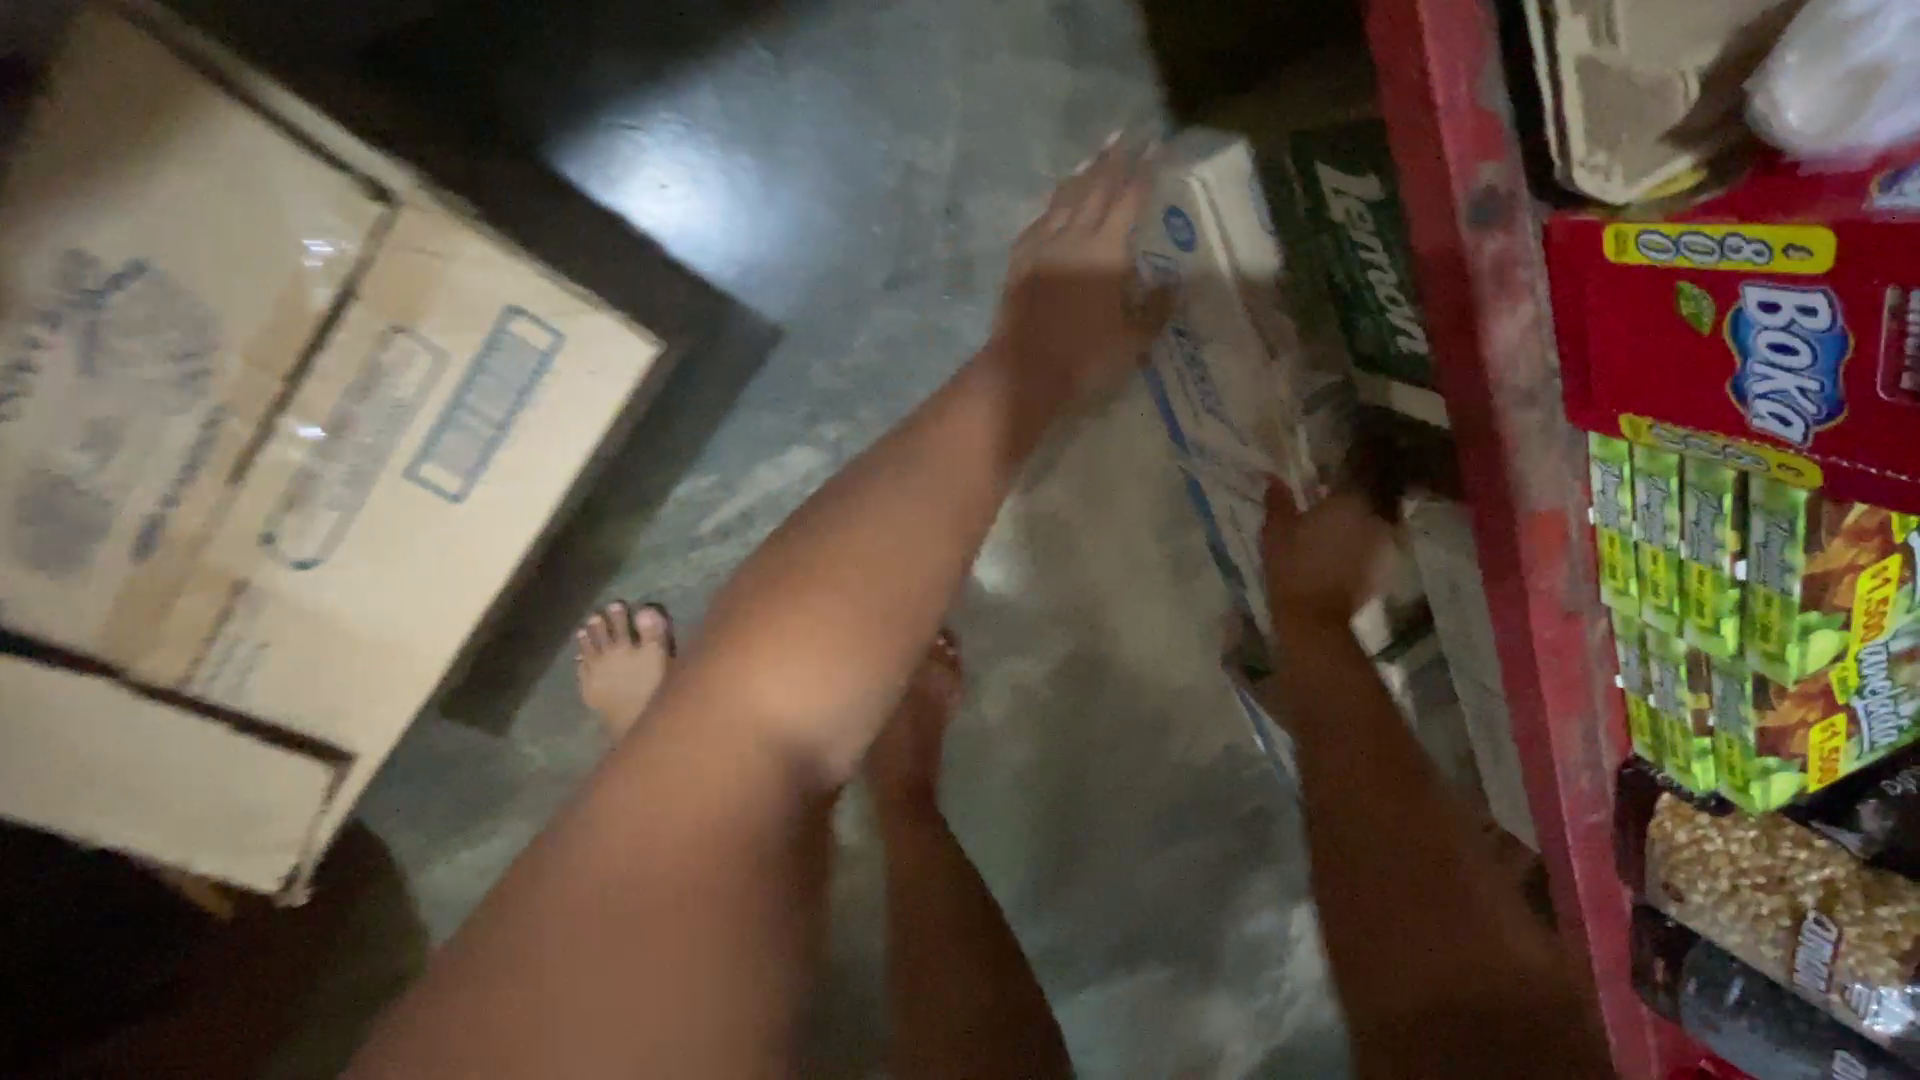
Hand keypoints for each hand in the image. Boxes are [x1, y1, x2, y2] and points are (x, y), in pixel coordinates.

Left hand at [990, 136, 1173, 405]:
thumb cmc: (1085, 357)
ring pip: (1063, 200)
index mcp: (1106, 250)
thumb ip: (1155, 309)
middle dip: (1113, 159)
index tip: (1157, 146)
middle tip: (1126, 135)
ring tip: (1092, 157)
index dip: (1145, 171)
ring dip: (1080, 175)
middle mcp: (1073, 237)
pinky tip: (1052, 207)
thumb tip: (1175, 284)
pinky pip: (1037, 224)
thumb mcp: (1132, 340)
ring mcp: (1041, 247)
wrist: (1023, 371)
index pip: (1130, 198)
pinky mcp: (1018, 264)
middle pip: (1095, 188)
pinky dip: (1050, 208)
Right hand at [1261, 480, 1394, 635]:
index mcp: (1348, 502)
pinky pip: (1377, 551)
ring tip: (1336, 540)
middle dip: (1349, 508)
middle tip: (1326, 518)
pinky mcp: (1388, 569)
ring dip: (1359, 530)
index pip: (1349, 480)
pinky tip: (1345, 561)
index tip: (1319, 493)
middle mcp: (1375, 518)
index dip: (1334, 486)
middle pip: (1365, 504)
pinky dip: (1364, 552)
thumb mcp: (1276, 531)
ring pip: (1373, 527)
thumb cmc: (1292, 567)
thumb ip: (1278, 501)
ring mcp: (1386, 545)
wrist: (1314, 617)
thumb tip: (1274, 479)